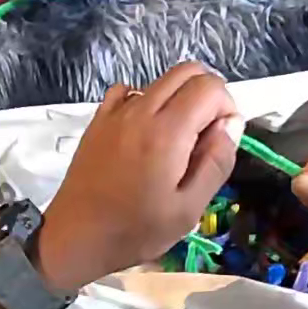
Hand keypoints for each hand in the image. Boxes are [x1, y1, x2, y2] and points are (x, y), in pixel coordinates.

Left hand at [36, 62, 242, 290]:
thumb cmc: (134, 231)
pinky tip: (146, 133)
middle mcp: (140, 111)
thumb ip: (216, 163)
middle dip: (208, 95)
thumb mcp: (188, 209)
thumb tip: (231, 125)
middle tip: (205, 136)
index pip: (210, 88)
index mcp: (167, 133)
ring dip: (179, 99)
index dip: (227, 108)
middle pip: (187, 71)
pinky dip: (147, 101)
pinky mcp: (98, 121)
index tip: (221, 140)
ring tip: (177, 141)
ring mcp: (115, 113)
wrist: (76, 237)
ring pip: (160, 80)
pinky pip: (129, 91)